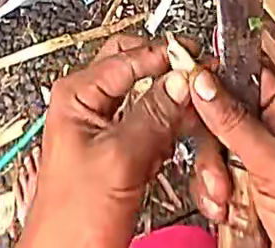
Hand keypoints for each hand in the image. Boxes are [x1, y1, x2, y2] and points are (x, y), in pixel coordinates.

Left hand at [18, 35, 194, 247]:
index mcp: (77, 93)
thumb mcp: (118, 159)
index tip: (196, 58)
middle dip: (171, 86)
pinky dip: (173, 143)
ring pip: (152, 107)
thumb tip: (179, 80)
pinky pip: (155, 135)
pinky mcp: (122, 154)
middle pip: (139, 76)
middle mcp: (91, 104)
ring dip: (178, 122)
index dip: (162, 57)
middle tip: (202, 88)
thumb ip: (151, 117)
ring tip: (201, 137)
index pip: (125, 58)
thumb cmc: (72, 217)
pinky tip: (185, 158)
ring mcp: (107, 129)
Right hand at [188, 65, 274, 247]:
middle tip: (217, 168)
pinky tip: (225, 208)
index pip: (242, 68)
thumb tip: (202, 79)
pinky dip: (214, 191)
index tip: (186, 90)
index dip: (211, 76)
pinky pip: (217, 169)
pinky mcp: (253, 182)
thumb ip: (237, 122)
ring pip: (214, 141)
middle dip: (211, 141)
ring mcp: (264, 156)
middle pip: (221, 107)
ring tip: (224, 196)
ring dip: (211, 171)